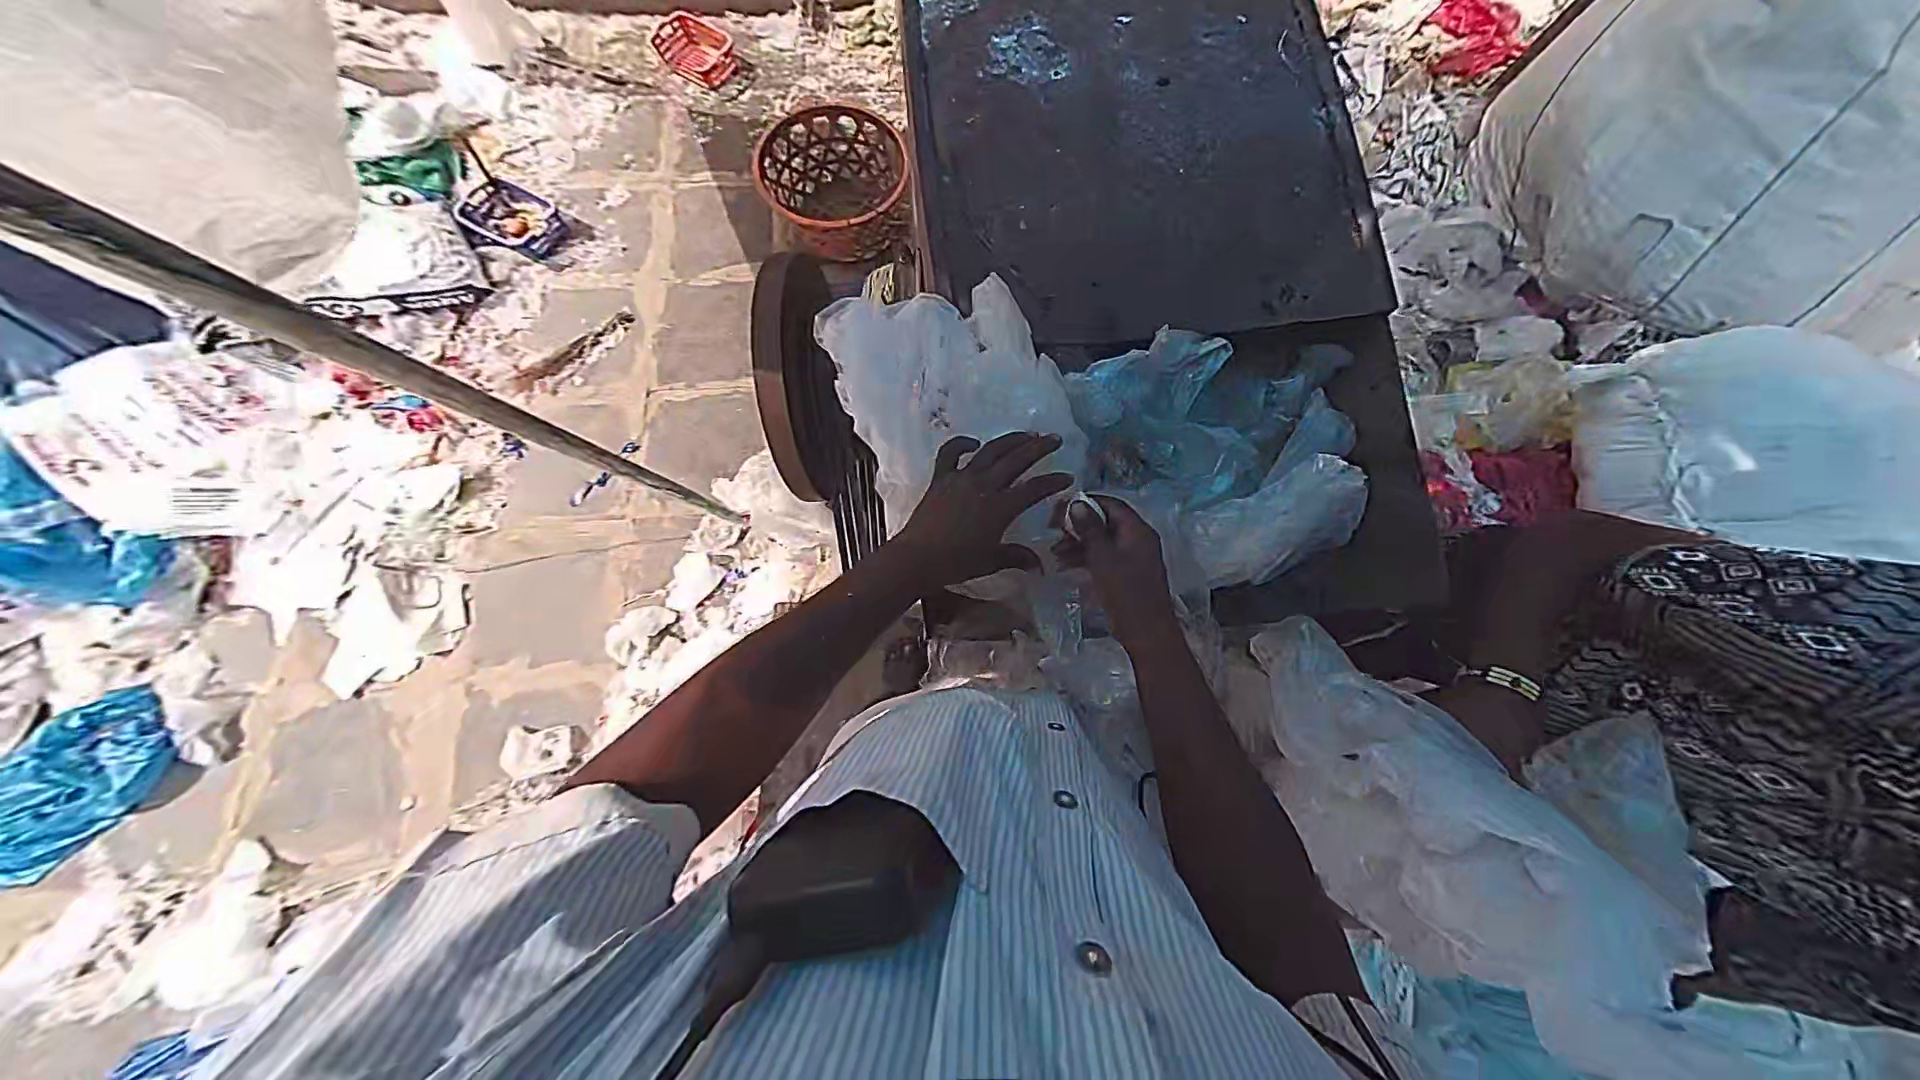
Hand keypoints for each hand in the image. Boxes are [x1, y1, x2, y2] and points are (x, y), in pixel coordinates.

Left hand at [888, 433, 1074, 589]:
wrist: (916, 559)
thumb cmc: (955, 563)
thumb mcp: (990, 561)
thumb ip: (1016, 558)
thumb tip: (1040, 566)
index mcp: (999, 508)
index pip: (1033, 489)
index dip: (1052, 482)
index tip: (1067, 477)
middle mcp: (983, 486)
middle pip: (1016, 460)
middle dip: (1039, 448)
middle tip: (1054, 439)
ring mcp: (961, 478)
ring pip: (990, 451)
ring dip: (1011, 440)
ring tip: (1027, 434)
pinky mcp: (940, 478)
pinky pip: (950, 453)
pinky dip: (962, 444)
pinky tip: (973, 442)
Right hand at [1055, 494, 1177, 643]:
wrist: (1147, 635)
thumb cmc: (1127, 595)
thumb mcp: (1103, 559)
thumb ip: (1090, 530)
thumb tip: (1076, 503)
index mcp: (1138, 531)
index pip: (1111, 504)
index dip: (1085, 502)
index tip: (1060, 509)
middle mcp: (1138, 539)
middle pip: (1106, 521)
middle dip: (1079, 525)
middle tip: (1053, 531)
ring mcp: (1134, 557)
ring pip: (1103, 540)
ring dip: (1079, 543)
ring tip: (1054, 551)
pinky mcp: (1127, 574)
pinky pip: (1105, 557)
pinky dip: (1086, 558)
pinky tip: (1065, 565)